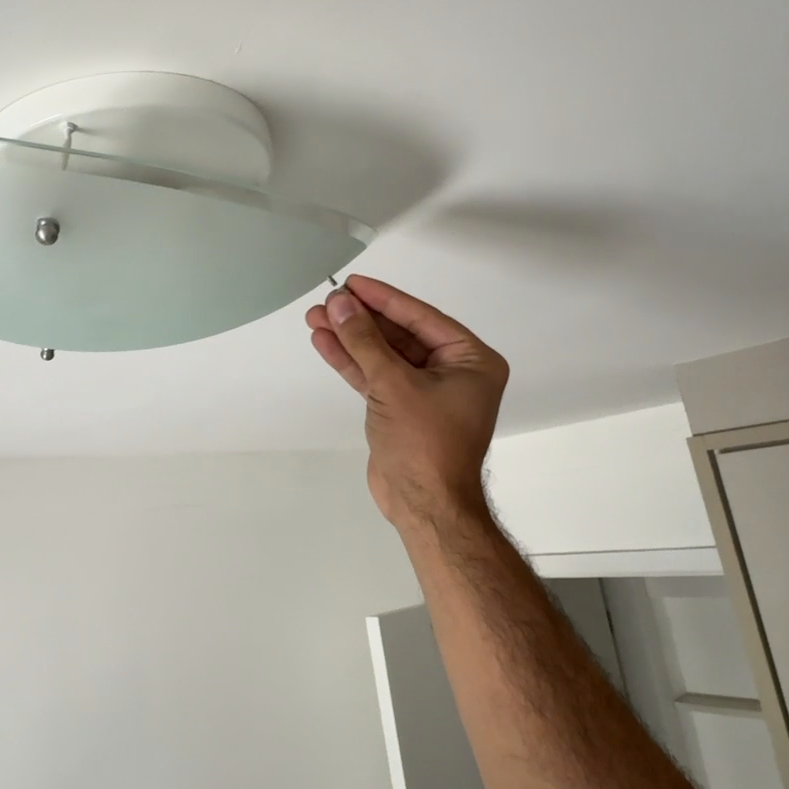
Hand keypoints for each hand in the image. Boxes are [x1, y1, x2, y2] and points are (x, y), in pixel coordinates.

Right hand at [306, 276, 509, 526]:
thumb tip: (340, 303)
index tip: (352, 283)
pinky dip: (351, 362)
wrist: (423, 505)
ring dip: (351, 339)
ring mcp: (426, 392)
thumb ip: (364, 340)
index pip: (421, 318)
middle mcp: (453, 372)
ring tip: (317, 316)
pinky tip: (325, 342)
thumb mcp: (393, 384)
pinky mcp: (401, 410)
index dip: (384, 298)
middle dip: (362, 320)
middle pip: (400, 334)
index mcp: (471, 361)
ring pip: (384, 356)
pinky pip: (375, 377)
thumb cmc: (424, 442)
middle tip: (328, 300)